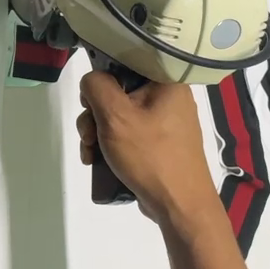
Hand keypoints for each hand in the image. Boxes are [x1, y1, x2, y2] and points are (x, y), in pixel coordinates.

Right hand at [76, 73, 218, 232]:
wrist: (180, 208)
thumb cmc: (150, 156)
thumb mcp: (115, 116)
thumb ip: (96, 86)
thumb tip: (91, 81)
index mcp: (167, 83)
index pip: (126, 61)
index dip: (102, 76)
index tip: (90, 98)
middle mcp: (169, 98)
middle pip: (117, 91)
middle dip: (94, 114)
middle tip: (89, 134)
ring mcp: (165, 122)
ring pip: (117, 113)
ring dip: (96, 131)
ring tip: (90, 152)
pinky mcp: (159, 143)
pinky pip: (127, 131)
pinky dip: (108, 142)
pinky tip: (97, 159)